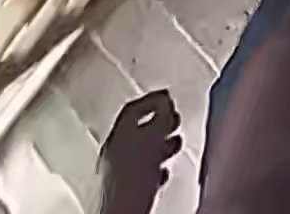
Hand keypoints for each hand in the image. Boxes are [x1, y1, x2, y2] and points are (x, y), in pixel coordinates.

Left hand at [95, 90, 181, 213]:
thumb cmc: (132, 178)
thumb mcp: (153, 138)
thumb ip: (161, 116)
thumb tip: (165, 103)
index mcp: (118, 133)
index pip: (134, 108)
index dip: (152, 99)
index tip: (167, 96)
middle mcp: (114, 150)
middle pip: (139, 128)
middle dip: (160, 122)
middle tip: (174, 119)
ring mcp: (117, 172)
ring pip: (143, 151)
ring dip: (161, 145)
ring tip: (175, 144)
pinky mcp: (124, 192)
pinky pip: (142, 173)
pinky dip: (156, 167)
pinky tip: (163, 171)